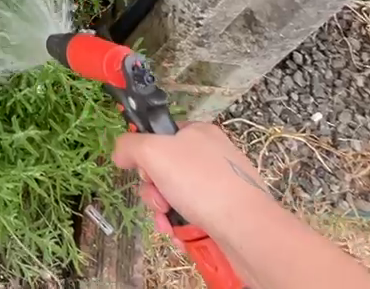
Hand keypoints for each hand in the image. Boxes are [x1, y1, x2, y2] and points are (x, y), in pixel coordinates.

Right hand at [110, 123, 270, 239]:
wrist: (250, 232)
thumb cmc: (200, 182)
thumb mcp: (151, 151)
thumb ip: (128, 145)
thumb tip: (120, 156)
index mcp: (199, 133)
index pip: (161, 135)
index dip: (146, 153)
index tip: (144, 170)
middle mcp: (212, 157)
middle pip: (165, 169)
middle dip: (153, 190)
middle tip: (158, 201)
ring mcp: (223, 188)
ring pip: (176, 195)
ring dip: (164, 212)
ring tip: (168, 224)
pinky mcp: (229, 215)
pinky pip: (194, 216)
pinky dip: (182, 227)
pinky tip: (180, 236)